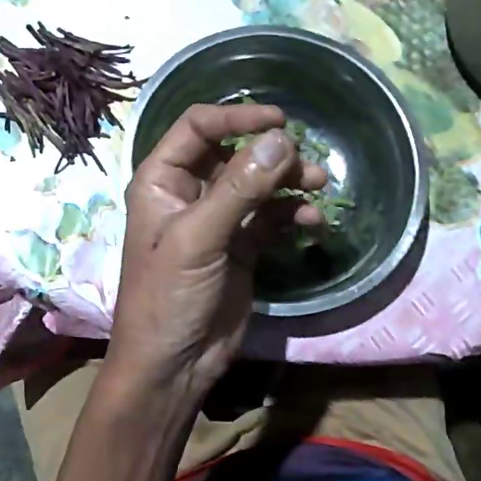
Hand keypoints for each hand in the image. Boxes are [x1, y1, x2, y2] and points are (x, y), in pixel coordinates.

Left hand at [106, 103, 326, 402]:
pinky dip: (291, 214)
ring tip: (318, 185)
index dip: (236, 115)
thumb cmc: (167, 297)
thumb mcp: (198, 239)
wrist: (173, 365)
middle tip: (304, 164)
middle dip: (270, 153)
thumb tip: (281, 139)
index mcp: (161, 180)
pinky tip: (312, 222)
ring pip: (257, 183)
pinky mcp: (240, 246)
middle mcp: (188, 192)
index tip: (279, 120)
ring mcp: (216, 219)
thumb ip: (239, 189)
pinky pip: (270, 217)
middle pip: (233, 152)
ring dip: (288, 181)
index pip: (197, 127)